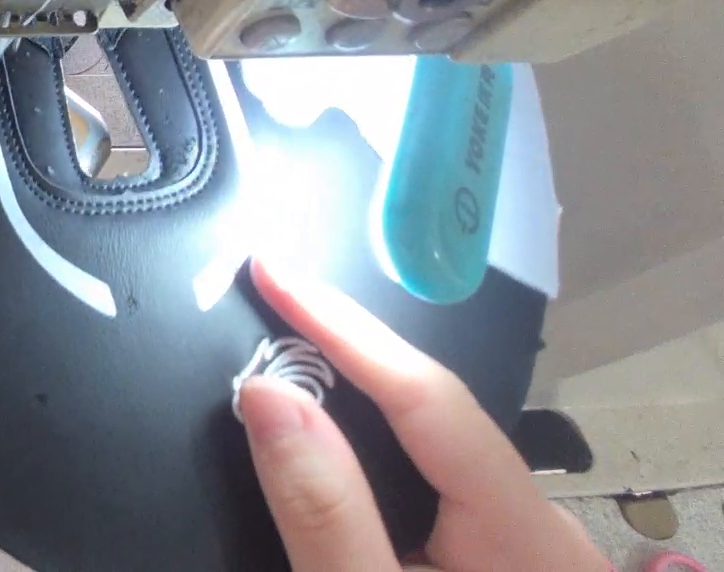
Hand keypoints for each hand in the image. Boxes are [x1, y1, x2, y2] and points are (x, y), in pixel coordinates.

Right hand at [237, 258, 606, 571]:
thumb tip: (266, 390)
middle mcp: (547, 539)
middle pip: (436, 410)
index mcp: (532, 549)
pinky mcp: (504, 567)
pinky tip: (328, 422)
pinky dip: (369, 432)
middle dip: (346, 344)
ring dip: (355, 383)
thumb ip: (323, 512)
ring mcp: (532, 557)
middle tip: (268, 294)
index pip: (428, 399)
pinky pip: (429, 475)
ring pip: (433, 441)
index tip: (269, 270)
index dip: (342, 325)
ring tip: (289, 337)